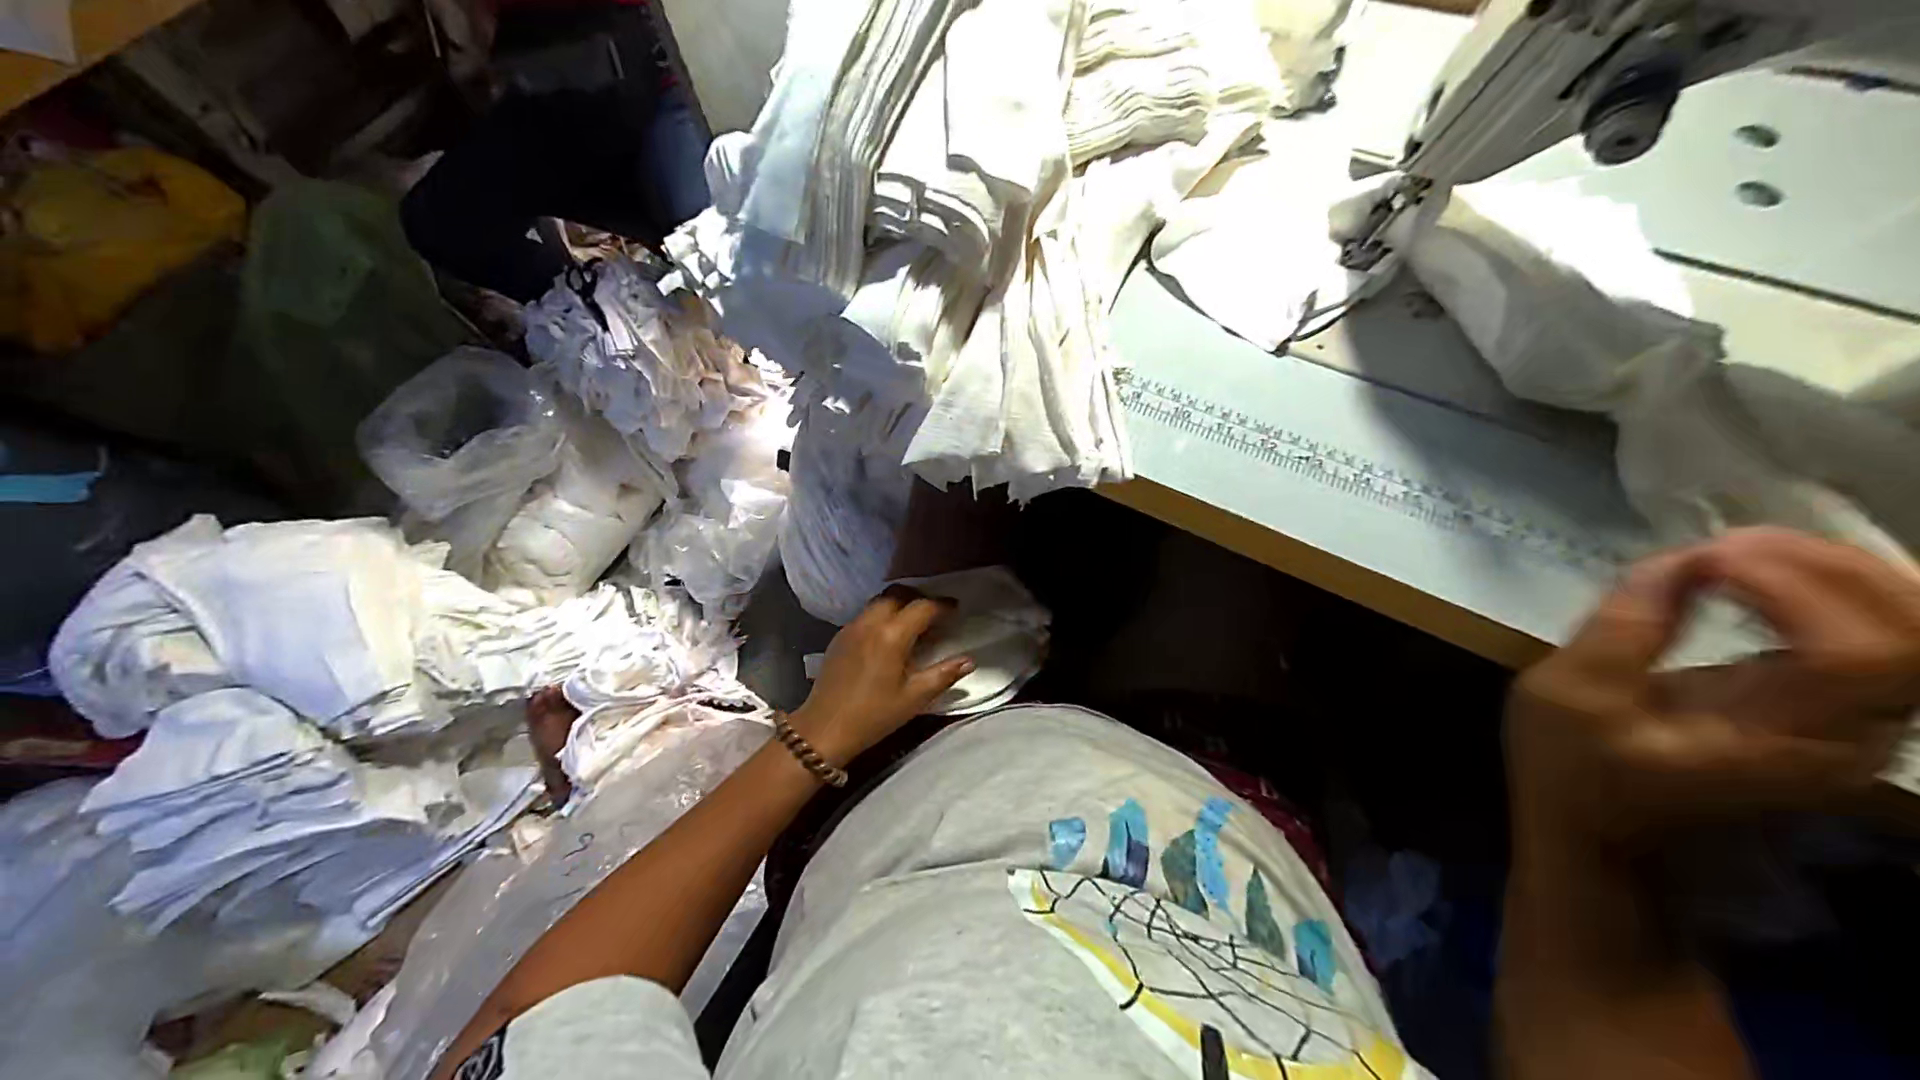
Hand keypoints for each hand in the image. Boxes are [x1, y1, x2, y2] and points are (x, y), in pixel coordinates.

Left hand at [788, 586, 975, 766]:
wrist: (824, 729)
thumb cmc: (874, 716)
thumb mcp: (914, 698)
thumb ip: (944, 675)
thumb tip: (969, 660)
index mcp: (891, 635)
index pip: (923, 607)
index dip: (943, 606)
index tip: (957, 609)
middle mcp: (870, 623)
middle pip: (898, 594)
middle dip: (919, 598)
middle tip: (936, 613)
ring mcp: (852, 627)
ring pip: (879, 601)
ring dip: (899, 604)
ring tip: (915, 624)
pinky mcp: (839, 637)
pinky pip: (866, 614)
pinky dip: (883, 615)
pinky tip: (890, 637)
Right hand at [1508, 528, 1919, 848]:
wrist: (1593, 822)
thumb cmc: (1569, 762)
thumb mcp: (1569, 691)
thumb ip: (1627, 625)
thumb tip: (1681, 559)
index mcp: (1780, 743)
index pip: (1859, 655)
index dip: (1796, 589)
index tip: (1702, 559)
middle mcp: (1850, 737)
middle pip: (1915, 636)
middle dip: (1829, 568)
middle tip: (1730, 542)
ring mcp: (1856, 726)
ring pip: (1915, 631)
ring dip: (1843, 573)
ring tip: (1751, 550)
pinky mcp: (1835, 711)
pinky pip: (1883, 638)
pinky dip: (1841, 592)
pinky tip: (1774, 573)